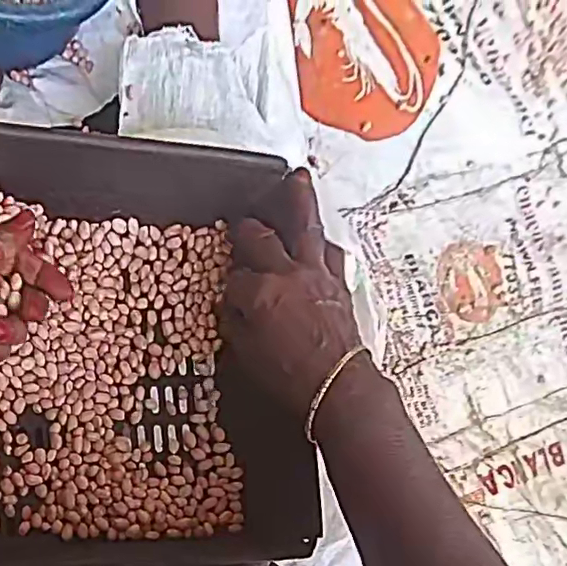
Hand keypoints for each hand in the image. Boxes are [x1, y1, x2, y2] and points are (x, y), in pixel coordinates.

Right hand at [220, 170, 362, 416]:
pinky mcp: (339, 281)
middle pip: (262, 239)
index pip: (233, 279)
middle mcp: (288, 274)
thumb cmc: (290, 377)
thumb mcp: (248, 356)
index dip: (227, 288)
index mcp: (260, 293)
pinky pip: (331, 252)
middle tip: (242, 224)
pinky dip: (322, 244)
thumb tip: (232, 308)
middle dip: (248, 230)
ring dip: (298, 200)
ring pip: (305, 226)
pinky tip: (320, 242)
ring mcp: (317, 273)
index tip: (227, 297)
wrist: (337, 386)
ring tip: (296, 177)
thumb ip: (236, 325)